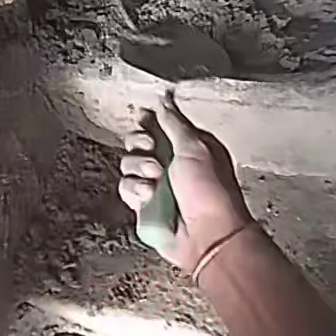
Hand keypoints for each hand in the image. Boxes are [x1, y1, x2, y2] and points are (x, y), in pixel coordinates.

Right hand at [117, 93, 253, 272]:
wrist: (207, 234)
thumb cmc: (210, 191)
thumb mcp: (195, 147)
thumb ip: (174, 123)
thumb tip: (163, 101)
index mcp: (188, 145)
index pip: (159, 124)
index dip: (147, 121)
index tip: (144, 119)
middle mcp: (171, 163)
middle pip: (137, 141)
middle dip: (139, 143)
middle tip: (150, 148)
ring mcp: (156, 184)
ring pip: (128, 164)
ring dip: (139, 168)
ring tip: (155, 178)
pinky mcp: (144, 204)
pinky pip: (125, 187)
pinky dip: (134, 190)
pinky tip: (148, 196)